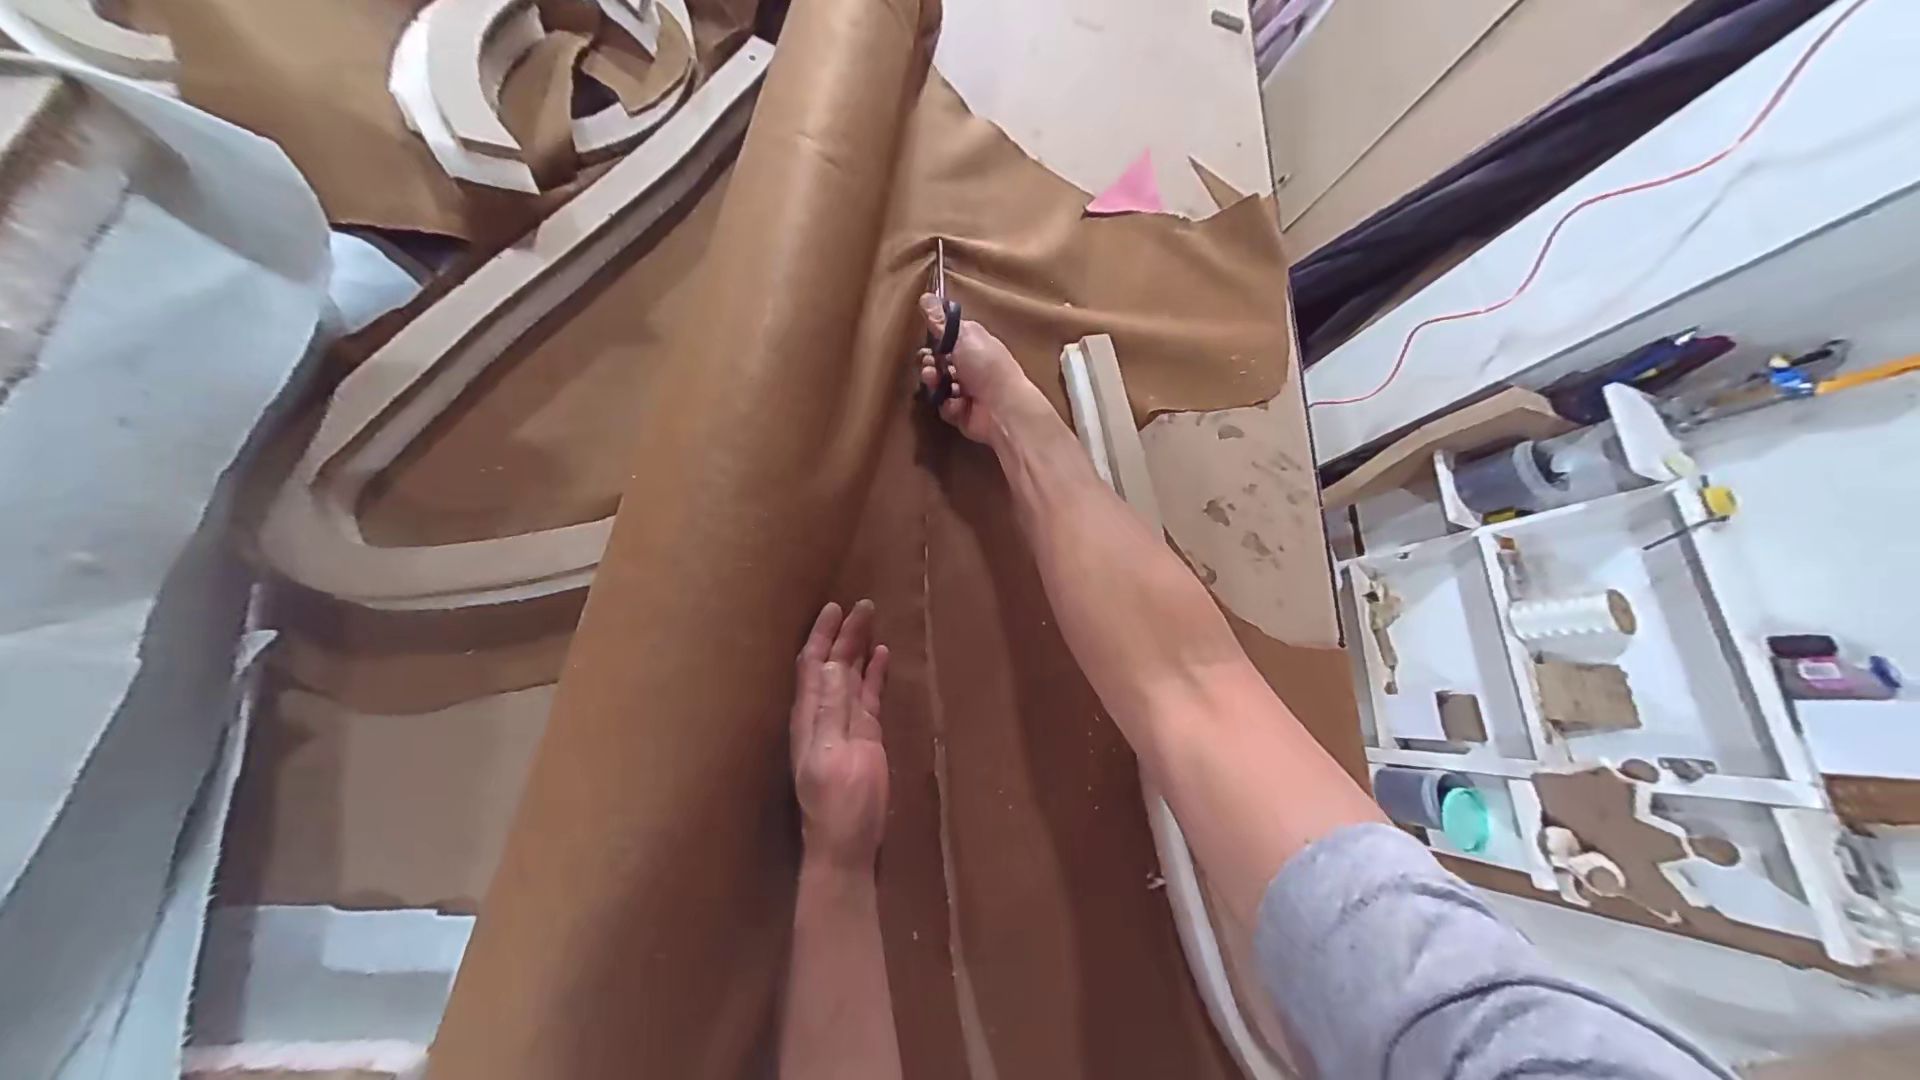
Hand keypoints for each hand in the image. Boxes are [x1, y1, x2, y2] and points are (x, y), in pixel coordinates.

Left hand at [791, 600, 890, 871]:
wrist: (846, 844)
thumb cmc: (835, 805)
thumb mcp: (831, 756)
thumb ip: (832, 710)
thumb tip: (835, 665)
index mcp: (809, 715)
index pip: (813, 663)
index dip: (821, 635)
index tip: (835, 607)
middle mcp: (824, 712)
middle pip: (833, 663)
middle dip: (845, 633)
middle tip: (864, 605)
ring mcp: (846, 723)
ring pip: (851, 674)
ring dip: (858, 648)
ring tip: (871, 620)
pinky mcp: (865, 734)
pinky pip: (868, 695)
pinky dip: (874, 673)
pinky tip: (882, 655)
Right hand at [917, 294, 1048, 444]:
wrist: (1002, 407)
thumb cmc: (986, 365)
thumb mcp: (963, 335)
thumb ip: (941, 320)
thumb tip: (926, 296)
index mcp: (974, 344)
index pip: (949, 338)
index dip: (935, 338)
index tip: (927, 338)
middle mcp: (971, 366)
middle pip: (940, 362)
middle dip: (930, 361)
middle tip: (929, 362)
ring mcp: (966, 391)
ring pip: (939, 384)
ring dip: (933, 381)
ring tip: (935, 381)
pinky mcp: (962, 412)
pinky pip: (944, 406)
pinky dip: (944, 403)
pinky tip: (951, 401)